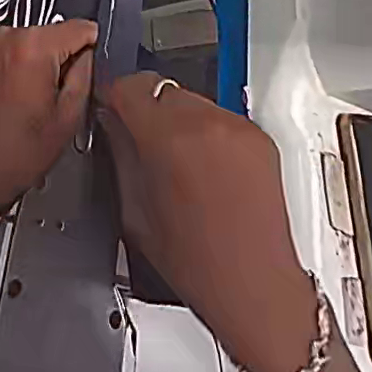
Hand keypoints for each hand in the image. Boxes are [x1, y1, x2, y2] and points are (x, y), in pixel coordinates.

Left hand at [0, 20, 96, 209]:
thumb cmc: (25, 148)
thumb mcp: (70, 113)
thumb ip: (86, 71)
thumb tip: (88, 51)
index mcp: (34, 46)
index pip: (81, 28)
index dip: (91, 49)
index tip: (86, 75)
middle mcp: (9, 33)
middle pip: (57, 32)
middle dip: (65, 55)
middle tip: (59, 92)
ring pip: (36, 38)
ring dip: (43, 59)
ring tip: (36, 95)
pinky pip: (15, 46)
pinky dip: (23, 61)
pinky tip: (18, 91)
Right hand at [99, 74, 317, 371]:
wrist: (255, 284)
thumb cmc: (200, 263)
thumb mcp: (136, 211)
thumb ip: (120, 155)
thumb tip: (113, 125)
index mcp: (168, 139)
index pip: (131, 87)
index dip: (115, 95)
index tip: (112, 105)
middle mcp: (206, 124)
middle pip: (162, 90)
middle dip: (147, 110)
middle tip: (141, 139)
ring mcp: (236, 128)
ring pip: (192, 101)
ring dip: (178, 120)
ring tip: (177, 162)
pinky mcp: (259, 137)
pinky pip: (221, 118)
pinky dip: (207, 133)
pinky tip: (204, 169)